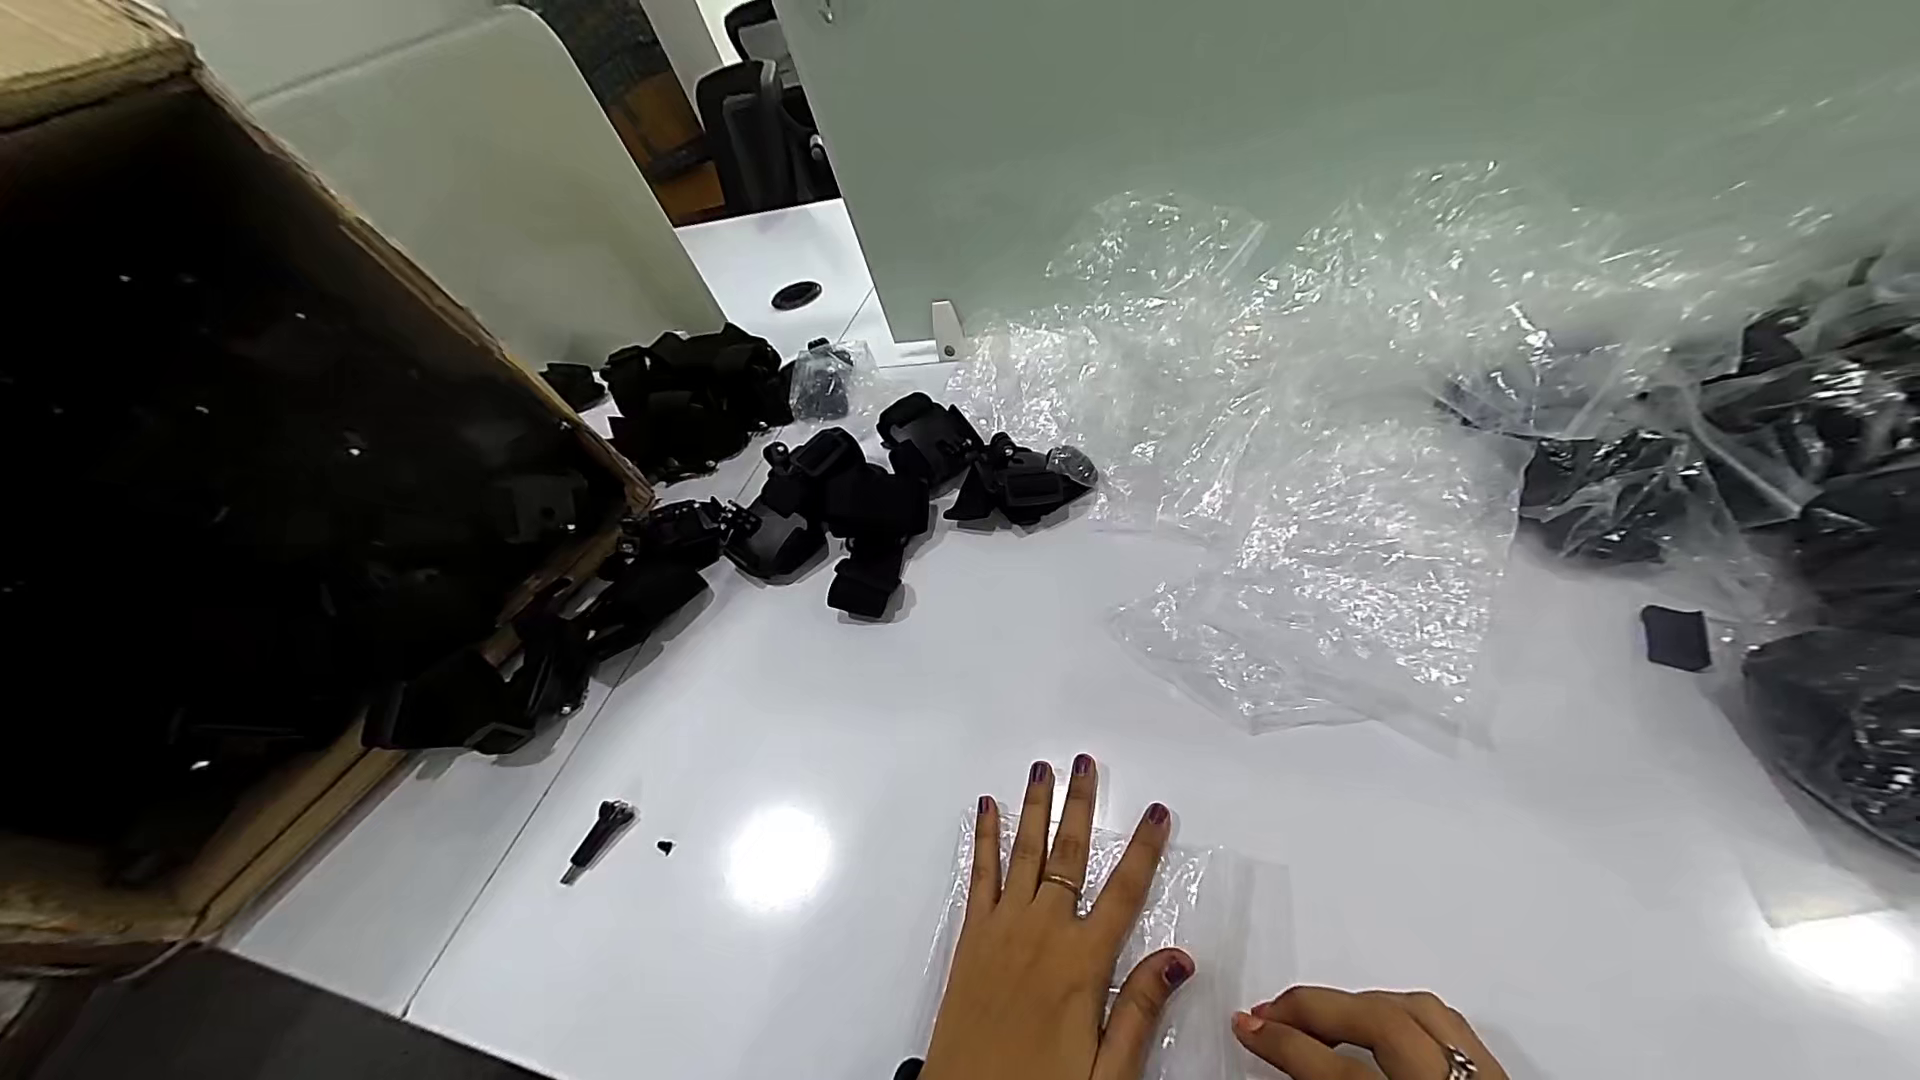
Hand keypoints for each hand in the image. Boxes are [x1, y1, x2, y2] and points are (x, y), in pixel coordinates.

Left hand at [920, 755, 1192, 1079]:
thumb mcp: (1105, 1073)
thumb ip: (1139, 1010)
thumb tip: (1178, 959)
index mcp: (1080, 962)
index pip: (1124, 892)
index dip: (1144, 849)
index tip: (1157, 813)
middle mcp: (1041, 930)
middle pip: (1069, 853)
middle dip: (1081, 804)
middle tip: (1085, 763)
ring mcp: (1003, 925)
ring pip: (1024, 850)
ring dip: (1034, 806)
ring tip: (1042, 769)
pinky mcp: (972, 932)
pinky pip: (980, 872)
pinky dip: (984, 836)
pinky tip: (986, 807)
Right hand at [1233, 987, 1508, 1079]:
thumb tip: (1290, 1069)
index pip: (1335, 1073)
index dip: (1280, 1044)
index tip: (1247, 1028)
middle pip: (1375, 1023)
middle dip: (1310, 1008)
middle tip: (1268, 1013)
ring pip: (1416, 1011)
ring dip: (1355, 1002)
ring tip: (1319, 1012)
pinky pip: (1450, 1024)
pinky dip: (1403, 1010)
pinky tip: (1377, 1018)